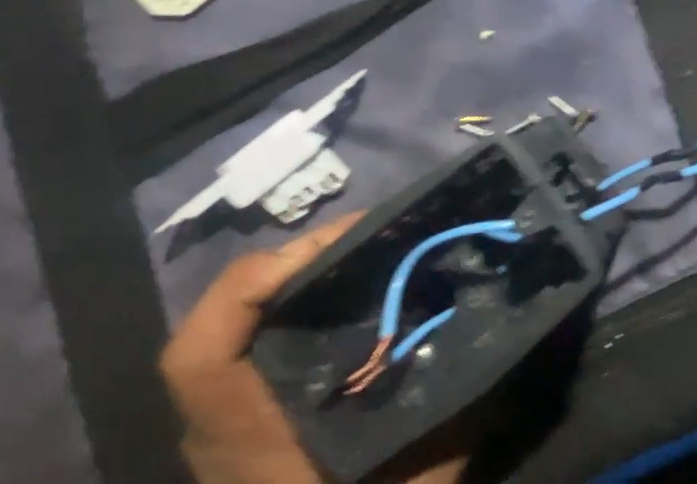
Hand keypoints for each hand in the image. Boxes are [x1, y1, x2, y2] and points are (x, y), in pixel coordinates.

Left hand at [160, 215, 469, 483]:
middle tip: (370, 235)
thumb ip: (456, 394)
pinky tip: (352, 301)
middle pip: (220, 322)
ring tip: (364, 254)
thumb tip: (496, 312)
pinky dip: (296, 311)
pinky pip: (257, 348)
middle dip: (291, 263)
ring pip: (238, 330)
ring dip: (294, 282)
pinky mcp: (250, 427)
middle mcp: (225, 428)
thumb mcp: (430, 464)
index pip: (199, 357)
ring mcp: (232, 427)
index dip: (248, 287)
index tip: (332, 252)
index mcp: (252, 438)